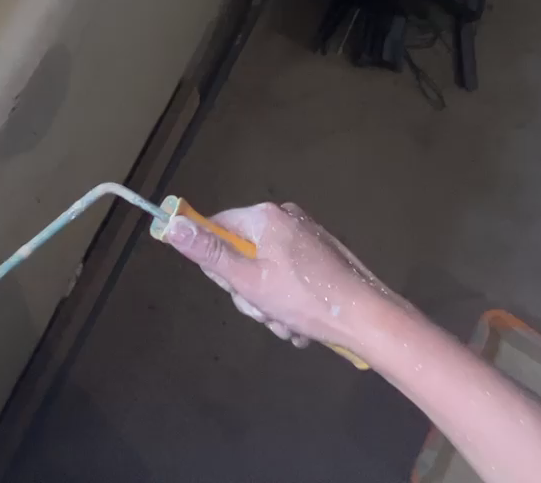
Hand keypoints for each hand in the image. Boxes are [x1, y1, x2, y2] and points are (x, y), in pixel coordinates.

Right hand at [163, 201, 409, 349]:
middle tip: (264, 312)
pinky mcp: (321, 254)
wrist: (370, 320)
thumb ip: (208, 252)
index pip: (218, 226)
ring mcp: (305, 235)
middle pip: (242, 251)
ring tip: (286, 324)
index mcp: (264, 216)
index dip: (218, 261)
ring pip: (265, 268)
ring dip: (269, 301)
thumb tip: (170, 223)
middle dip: (249, 289)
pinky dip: (289, 298)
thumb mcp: (248, 281)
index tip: (231, 287)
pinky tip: (300, 322)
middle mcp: (284, 217)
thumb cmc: (305, 299)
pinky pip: (288, 273)